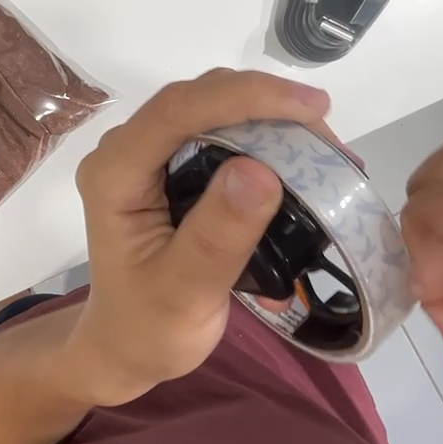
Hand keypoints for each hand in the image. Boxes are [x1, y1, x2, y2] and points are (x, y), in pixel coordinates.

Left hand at [67, 69, 332, 406]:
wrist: (127, 345)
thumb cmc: (150, 326)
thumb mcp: (186, 292)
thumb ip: (219, 234)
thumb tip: (261, 170)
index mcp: (114, 173)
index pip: (176, 111)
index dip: (244, 98)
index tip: (310, 108)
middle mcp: (124, 150)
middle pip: (195, 100)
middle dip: (264, 104)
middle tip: (329, 136)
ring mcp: (145, 154)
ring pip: (208, 108)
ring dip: (266, 117)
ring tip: (322, 146)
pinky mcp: (167, 163)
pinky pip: (215, 131)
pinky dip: (259, 135)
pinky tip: (296, 155)